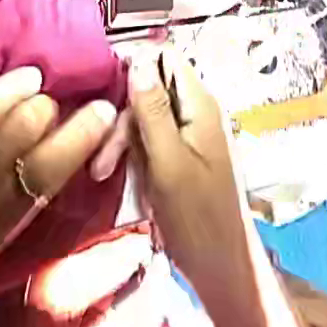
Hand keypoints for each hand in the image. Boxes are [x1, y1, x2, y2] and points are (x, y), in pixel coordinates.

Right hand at [126, 50, 293, 326]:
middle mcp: (196, 111)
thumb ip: (153, 110)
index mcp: (199, 103)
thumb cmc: (198, 217)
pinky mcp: (182, 156)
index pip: (166, 57)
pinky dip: (135, 154)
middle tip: (103, 156)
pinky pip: (152, 139)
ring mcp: (190, 134)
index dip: (135, 64)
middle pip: (151, 88)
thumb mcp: (169, 161)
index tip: (104, 89)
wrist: (222, 270)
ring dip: (125, 140)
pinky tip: (123, 176)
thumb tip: (137, 59)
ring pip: (147, 116)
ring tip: (107, 171)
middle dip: (124, 116)